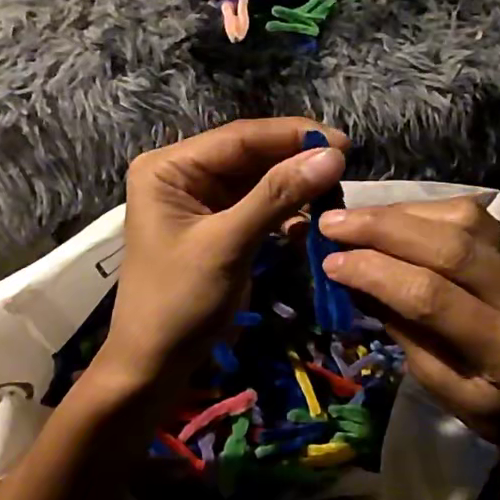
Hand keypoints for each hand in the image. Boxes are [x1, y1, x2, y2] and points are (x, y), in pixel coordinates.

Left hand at [99, 118, 348, 384]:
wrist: (154, 364)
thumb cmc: (180, 302)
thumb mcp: (229, 244)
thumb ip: (278, 195)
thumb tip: (332, 156)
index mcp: (169, 167)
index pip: (239, 137)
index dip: (292, 136)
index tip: (342, 143)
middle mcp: (183, 173)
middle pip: (251, 154)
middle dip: (296, 161)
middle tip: (345, 168)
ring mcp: (201, 200)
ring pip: (259, 179)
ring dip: (295, 186)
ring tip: (334, 192)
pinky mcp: (218, 224)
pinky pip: (259, 205)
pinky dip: (285, 211)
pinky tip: (310, 220)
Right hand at [317, 197, 499, 450]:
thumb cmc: (494, 411)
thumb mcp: (442, 388)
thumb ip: (403, 329)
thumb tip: (353, 275)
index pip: (433, 298)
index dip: (377, 273)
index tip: (332, 262)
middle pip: (452, 248)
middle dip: (384, 229)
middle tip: (334, 222)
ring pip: (466, 222)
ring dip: (403, 214)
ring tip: (358, 216)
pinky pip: (477, 218)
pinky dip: (428, 212)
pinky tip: (396, 216)